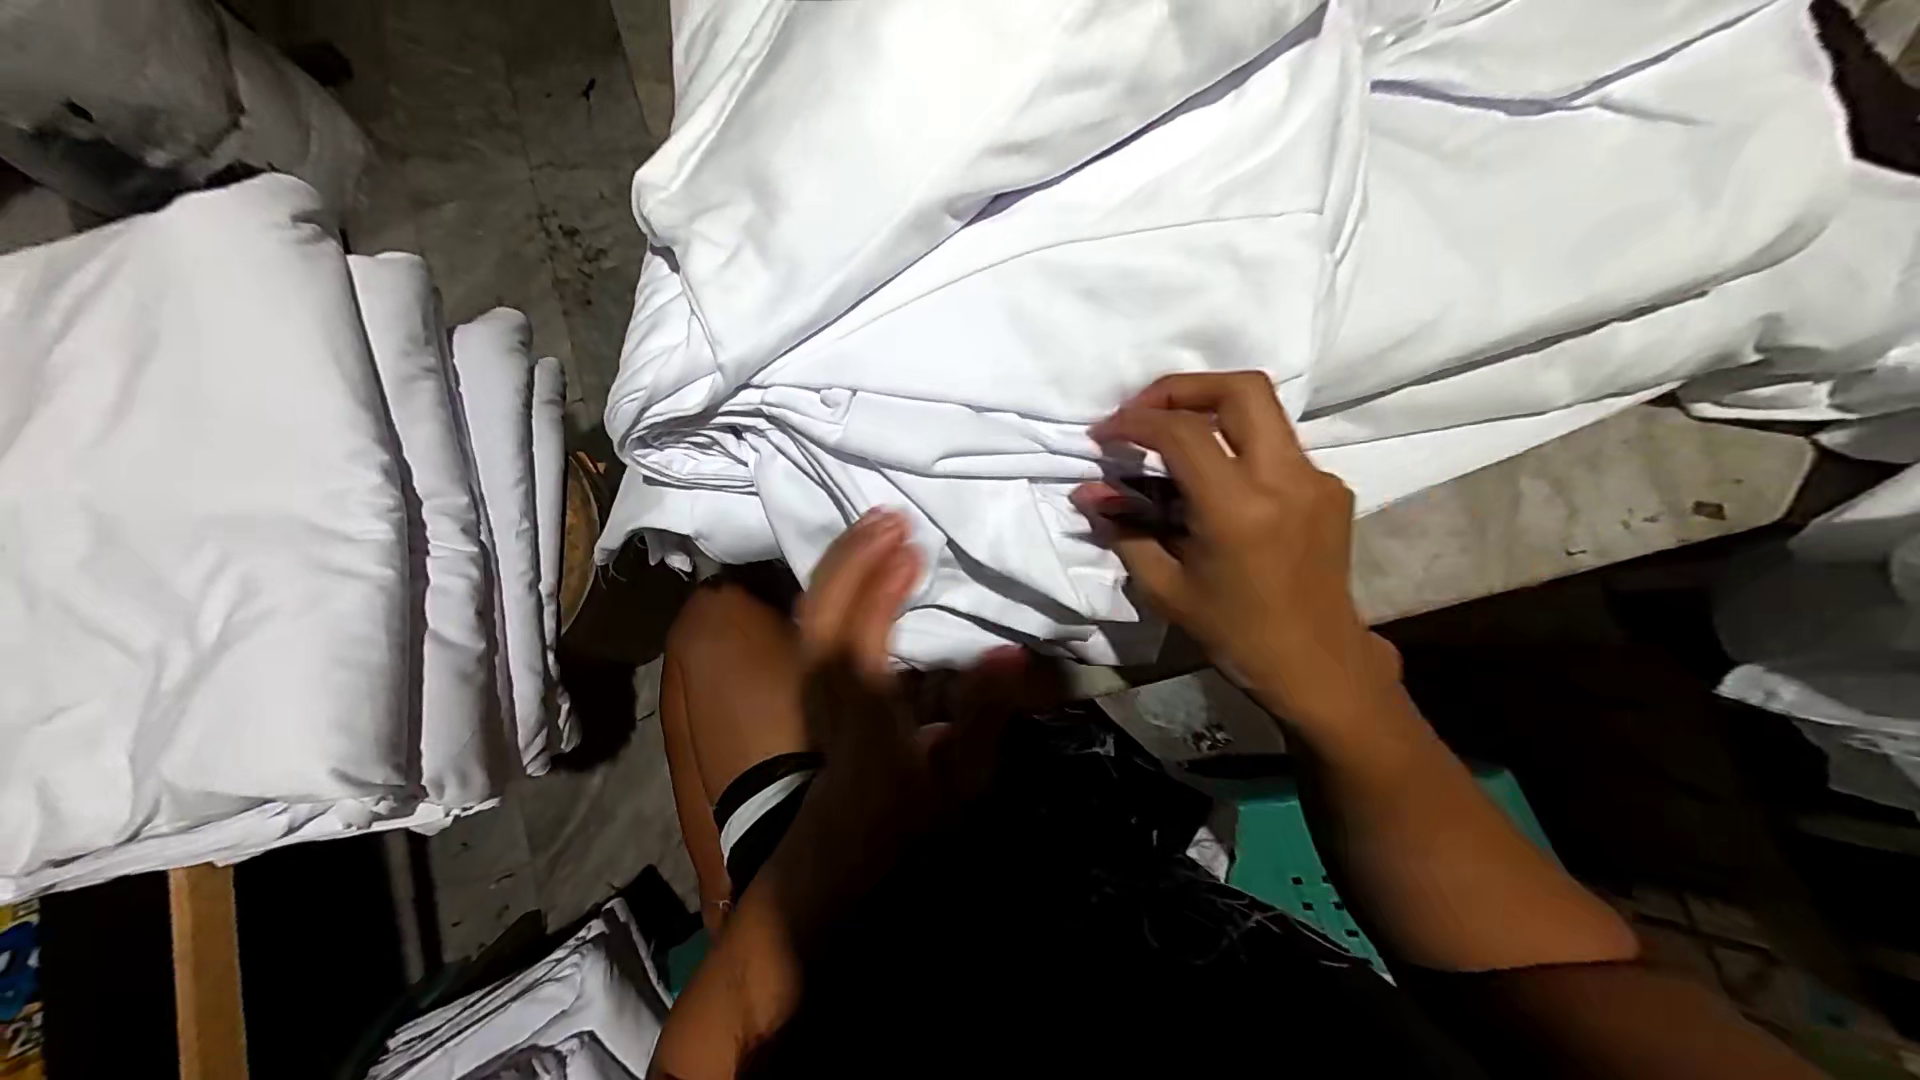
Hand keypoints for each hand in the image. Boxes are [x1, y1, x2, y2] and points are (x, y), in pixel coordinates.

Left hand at [786, 510, 1049, 886]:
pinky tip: (852, 559)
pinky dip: (829, 581)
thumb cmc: (907, 816)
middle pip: (821, 613)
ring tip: (874, 524)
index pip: (860, 639)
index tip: (912, 549)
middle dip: (853, 558)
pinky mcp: (808, 682)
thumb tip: (1008, 651)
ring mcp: (810, 686)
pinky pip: (810, 619)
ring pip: (808, 612)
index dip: (881, 590)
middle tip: (891, 517)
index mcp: (865, 713)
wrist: (840, 851)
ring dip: (839, 562)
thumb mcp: (961, 778)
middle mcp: (827, 691)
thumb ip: (983, 714)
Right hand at [1074, 372, 1401, 733]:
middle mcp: (1286, 480)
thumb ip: (1124, 530)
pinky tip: (1215, 480)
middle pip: (1240, 388)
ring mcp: (1317, 479)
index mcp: (1239, 510)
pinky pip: (1276, 445)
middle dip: (1181, 388)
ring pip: (1263, 409)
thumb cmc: (1232, 632)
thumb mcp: (1164, 587)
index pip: (1183, 432)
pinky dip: (1237, 444)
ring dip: (1210, 409)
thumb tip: (1088, 492)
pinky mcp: (1330, 487)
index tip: (1105, 434)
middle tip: (1144, 412)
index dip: (1136, 422)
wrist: (1315, 663)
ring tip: (1170, 439)